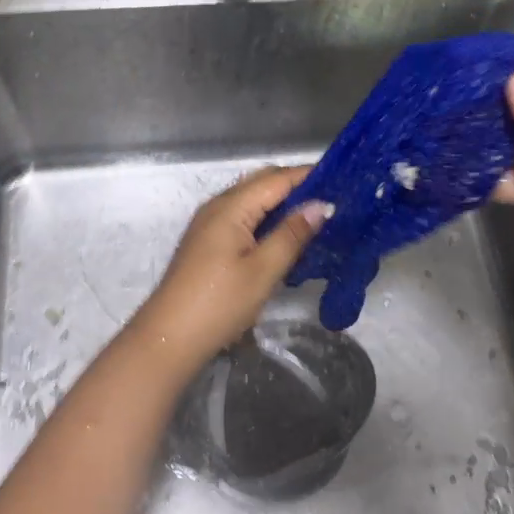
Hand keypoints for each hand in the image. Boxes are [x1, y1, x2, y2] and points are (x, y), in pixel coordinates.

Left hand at [127, 166, 332, 373]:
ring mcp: (209, 223)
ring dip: (282, 204)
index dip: (308, 176)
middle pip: (262, 183)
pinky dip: (267, 219)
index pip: (276, 178)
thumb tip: (321, 204)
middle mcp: (218, 206)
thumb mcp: (263, 270)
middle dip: (296, 186)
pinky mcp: (208, 242)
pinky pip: (243, 217)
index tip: (343, 180)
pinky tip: (286, 237)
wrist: (170, 337)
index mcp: (231, 206)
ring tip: (316, 217)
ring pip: (252, 200)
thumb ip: (292, 234)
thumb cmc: (219, 303)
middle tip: (333, 200)